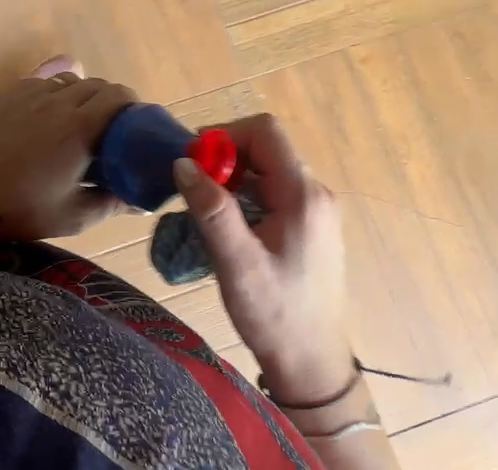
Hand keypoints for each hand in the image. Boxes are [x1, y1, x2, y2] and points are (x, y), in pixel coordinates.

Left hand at [0, 73, 133, 244]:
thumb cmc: (22, 209)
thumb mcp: (75, 215)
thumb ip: (111, 203)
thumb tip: (140, 202)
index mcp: (79, 129)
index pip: (118, 96)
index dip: (132, 104)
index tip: (135, 121)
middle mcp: (58, 102)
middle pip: (97, 86)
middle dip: (110, 100)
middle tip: (111, 126)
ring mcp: (30, 94)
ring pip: (69, 81)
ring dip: (82, 95)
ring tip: (80, 119)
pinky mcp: (9, 94)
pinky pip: (42, 81)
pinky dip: (55, 90)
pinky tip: (52, 107)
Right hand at [172, 114, 353, 404]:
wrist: (312, 366)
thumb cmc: (275, 316)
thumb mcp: (237, 264)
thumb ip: (212, 210)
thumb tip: (182, 162)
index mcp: (304, 196)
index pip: (265, 131)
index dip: (225, 136)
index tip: (196, 165)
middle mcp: (315, 194)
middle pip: (264, 147)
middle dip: (223, 158)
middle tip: (195, 190)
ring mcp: (313, 211)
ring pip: (265, 169)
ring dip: (231, 178)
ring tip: (206, 211)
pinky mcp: (307, 226)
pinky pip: (270, 191)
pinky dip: (243, 196)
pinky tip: (226, 227)